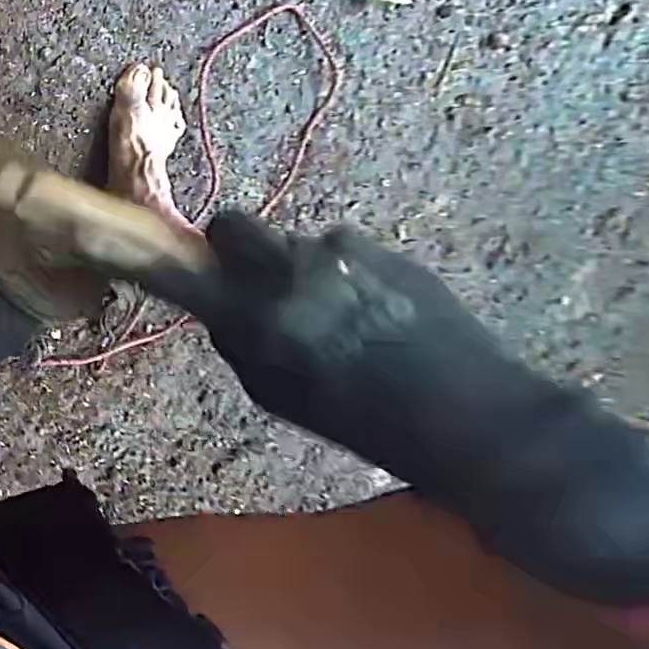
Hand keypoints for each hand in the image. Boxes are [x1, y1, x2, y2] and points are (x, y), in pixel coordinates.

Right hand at [140, 210, 648, 611]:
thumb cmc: (360, 419)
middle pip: (233, 224)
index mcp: (260, 314)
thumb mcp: (273, 393)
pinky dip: (340, 269)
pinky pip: (340, 249)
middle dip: (231, 242)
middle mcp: (295, 272)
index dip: (169, 258)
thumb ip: (234, 338)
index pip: (187, 264)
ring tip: (330, 303)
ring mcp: (345, 255)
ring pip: (293, 239)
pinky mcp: (389, 252)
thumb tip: (213, 303)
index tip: (164, 261)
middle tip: (251, 273)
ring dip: (296, 263)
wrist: (484, 424)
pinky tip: (369, 305)